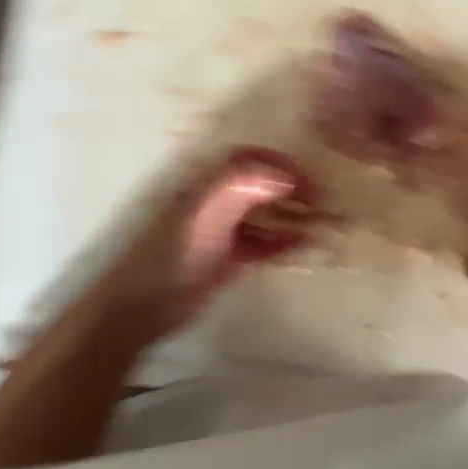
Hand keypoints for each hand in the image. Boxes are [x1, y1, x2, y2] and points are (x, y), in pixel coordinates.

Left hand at [91, 147, 316, 344]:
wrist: (142, 307)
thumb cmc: (172, 257)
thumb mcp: (206, 216)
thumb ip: (239, 187)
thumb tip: (284, 173)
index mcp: (208, 184)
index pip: (252, 161)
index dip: (282, 165)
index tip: (312, 183)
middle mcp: (216, 201)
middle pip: (261, 185)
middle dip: (294, 190)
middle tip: (325, 204)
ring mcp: (221, 231)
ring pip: (265, 214)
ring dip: (293, 216)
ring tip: (322, 226)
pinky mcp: (226, 258)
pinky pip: (262, 243)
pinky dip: (283, 242)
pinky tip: (302, 247)